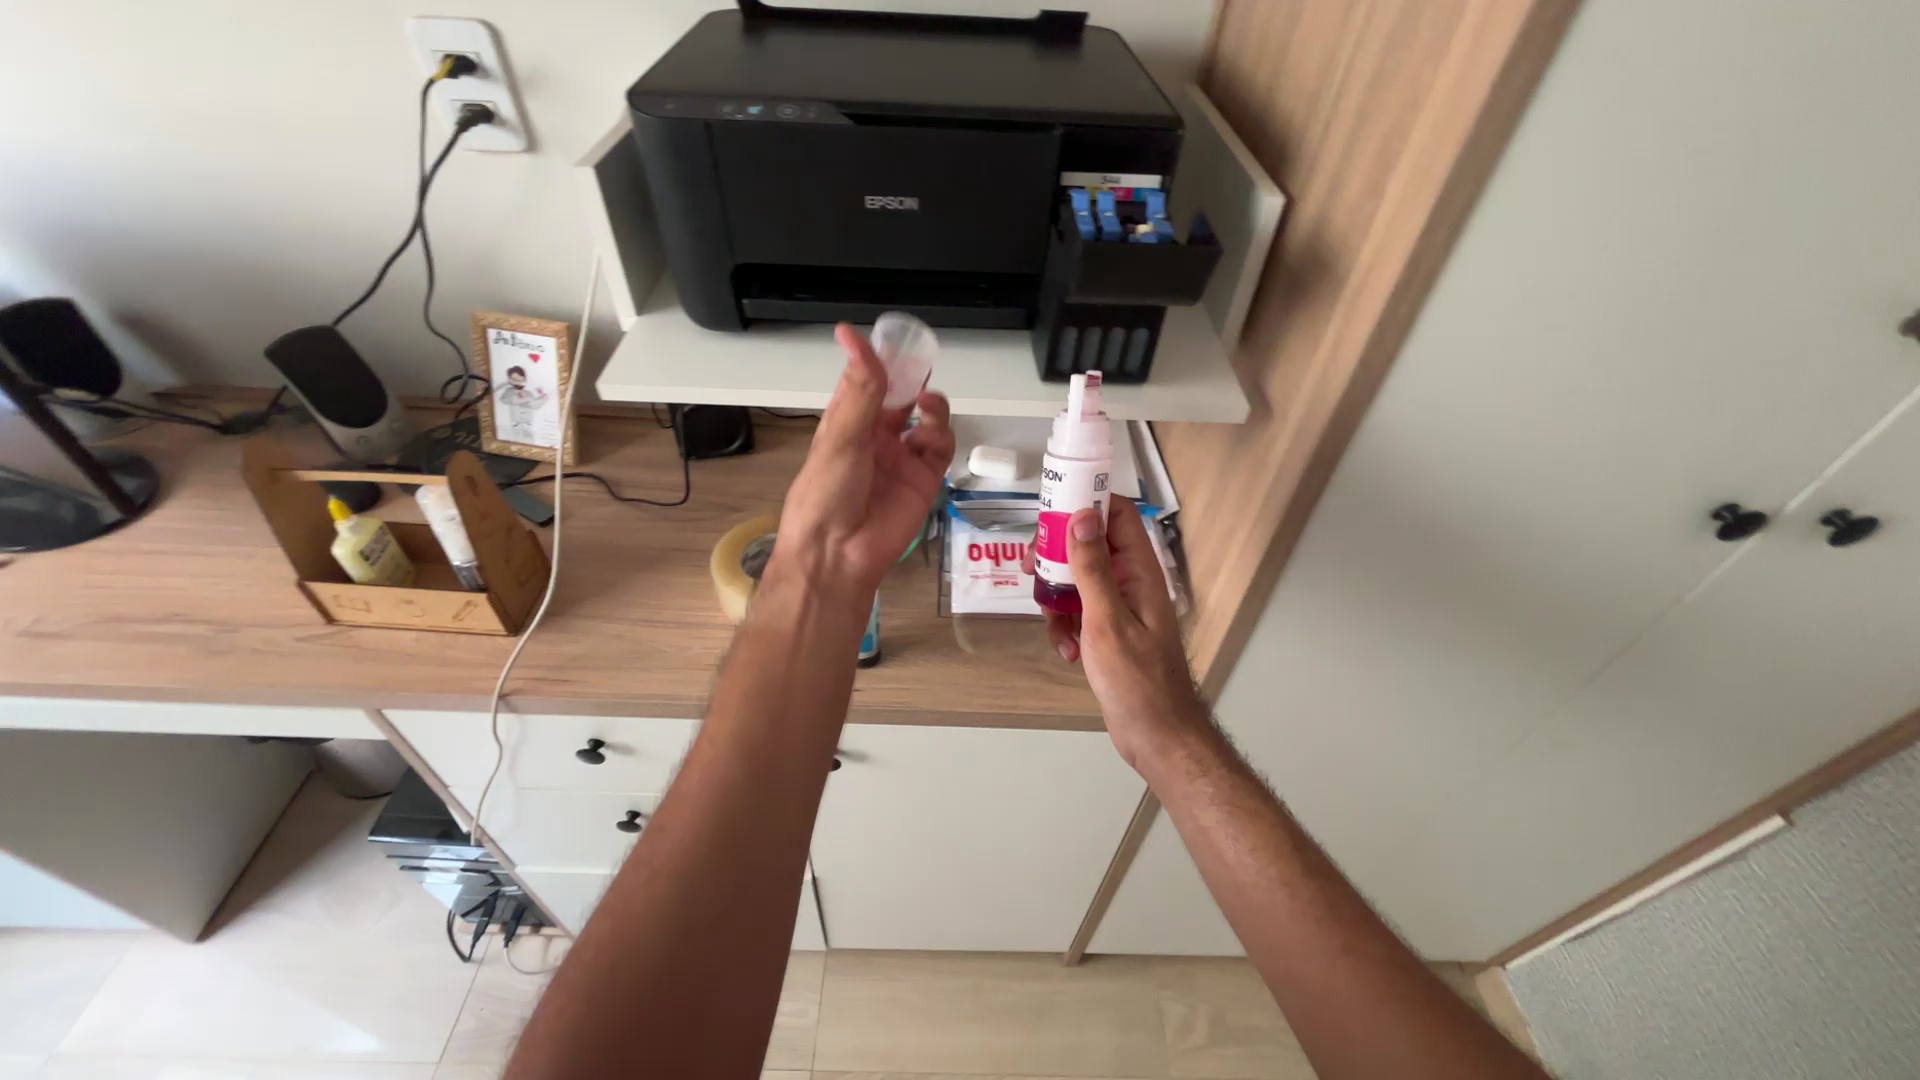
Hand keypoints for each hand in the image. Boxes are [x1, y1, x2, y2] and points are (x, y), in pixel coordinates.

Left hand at [768, 324, 953, 606]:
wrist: (839, 553)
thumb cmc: (827, 493)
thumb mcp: (842, 433)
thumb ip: (859, 386)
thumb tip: (850, 334)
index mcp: (846, 423)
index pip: (867, 383)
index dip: (881, 362)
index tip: (897, 340)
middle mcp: (875, 439)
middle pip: (902, 398)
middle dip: (913, 379)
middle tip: (922, 362)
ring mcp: (900, 460)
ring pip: (926, 421)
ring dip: (931, 406)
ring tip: (928, 401)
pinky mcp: (923, 481)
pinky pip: (940, 450)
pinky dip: (942, 434)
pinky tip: (932, 428)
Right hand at [1036, 497, 1210, 771]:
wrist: (1156, 735)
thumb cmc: (1137, 679)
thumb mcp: (1107, 621)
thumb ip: (1092, 568)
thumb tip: (1081, 516)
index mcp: (1139, 570)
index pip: (1117, 514)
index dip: (1085, 504)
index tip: (1049, 512)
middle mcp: (1129, 581)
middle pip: (1088, 544)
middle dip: (1056, 556)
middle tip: (1030, 570)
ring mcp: (1118, 606)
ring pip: (1076, 580)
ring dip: (1056, 599)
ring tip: (1054, 625)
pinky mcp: (1107, 631)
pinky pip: (1077, 613)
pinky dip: (1065, 627)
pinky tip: (1068, 652)